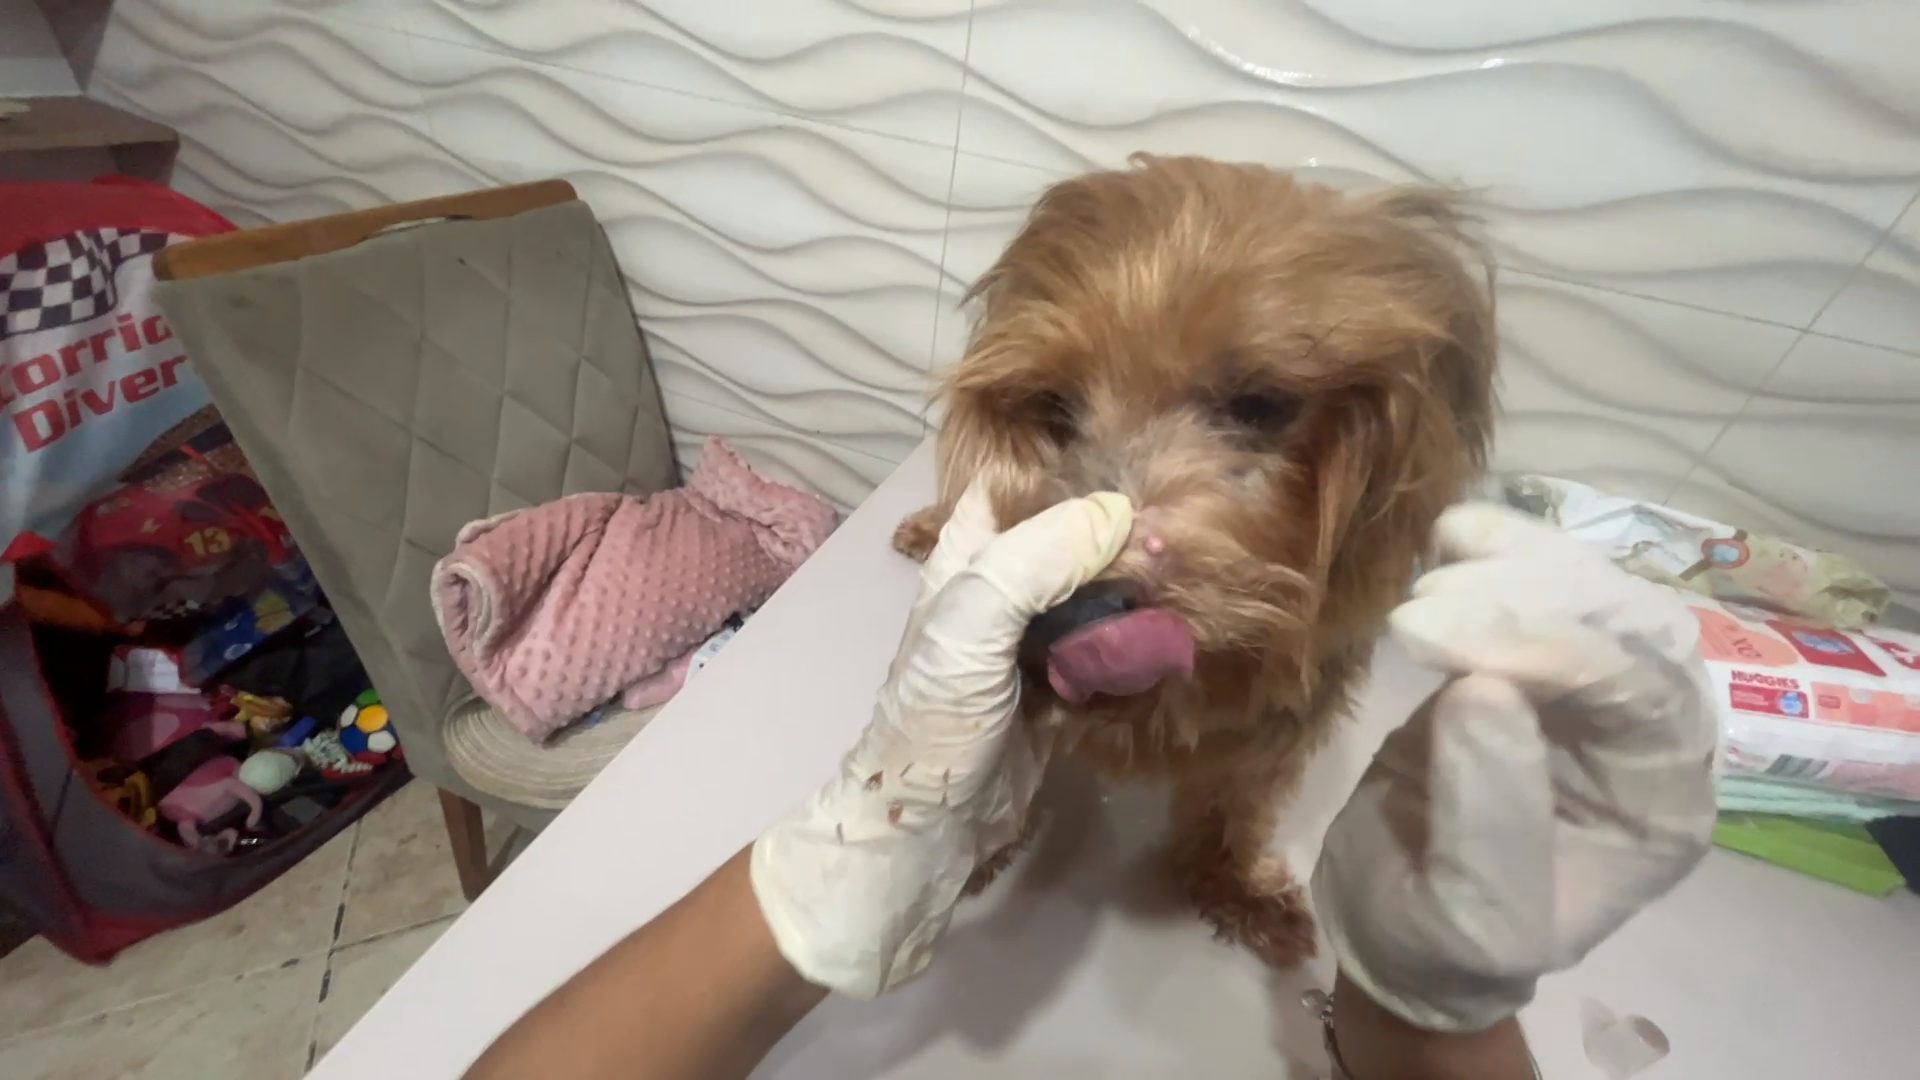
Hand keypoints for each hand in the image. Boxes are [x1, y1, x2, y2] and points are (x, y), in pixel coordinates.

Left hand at [751, 483, 1132, 997]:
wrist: (935, 822)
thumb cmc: (939, 710)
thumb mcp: (972, 620)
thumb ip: (1036, 559)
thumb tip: (1117, 514)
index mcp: (967, 558)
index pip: (1016, 490)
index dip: (1066, 482)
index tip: (1126, 484)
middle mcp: (1001, 589)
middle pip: (1068, 542)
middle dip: (1117, 543)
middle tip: (1171, 549)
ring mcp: (1032, 639)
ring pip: (1093, 596)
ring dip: (1133, 596)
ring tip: (1176, 594)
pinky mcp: (1061, 683)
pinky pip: (1105, 650)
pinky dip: (1132, 646)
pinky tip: (1162, 646)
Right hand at [1312, 503, 1718, 1032]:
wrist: (1388, 916)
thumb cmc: (1438, 935)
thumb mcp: (1470, 914)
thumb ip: (1491, 816)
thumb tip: (1480, 690)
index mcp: (1652, 804)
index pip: (1641, 695)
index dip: (1549, 649)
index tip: (1428, 635)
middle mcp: (1630, 735)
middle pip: (1630, 624)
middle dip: (1533, 594)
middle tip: (1425, 602)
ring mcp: (1566, 691)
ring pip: (1583, 590)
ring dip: (1512, 561)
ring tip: (1431, 566)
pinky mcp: (1499, 664)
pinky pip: (1522, 587)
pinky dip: (1490, 549)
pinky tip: (1446, 540)